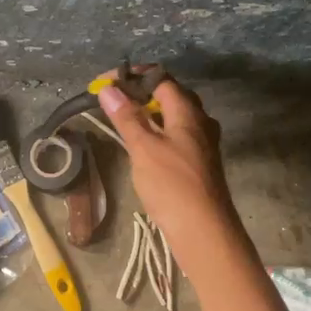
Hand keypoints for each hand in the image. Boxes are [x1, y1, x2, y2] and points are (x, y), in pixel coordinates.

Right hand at [97, 74, 250, 274]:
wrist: (205, 234)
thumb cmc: (173, 186)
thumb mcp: (143, 148)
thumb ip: (126, 117)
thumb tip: (109, 88)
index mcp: (188, 112)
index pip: (160, 79)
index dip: (132, 76)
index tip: (105, 83)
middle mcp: (200, 122)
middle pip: (169, 95)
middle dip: (140, 92)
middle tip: (112, 98)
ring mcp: (202, 143)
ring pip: (173, 116)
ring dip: (148, 112)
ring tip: (122, 118)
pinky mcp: (199, 163)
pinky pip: (176, 134)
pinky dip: (156, 130)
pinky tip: (142, 144)